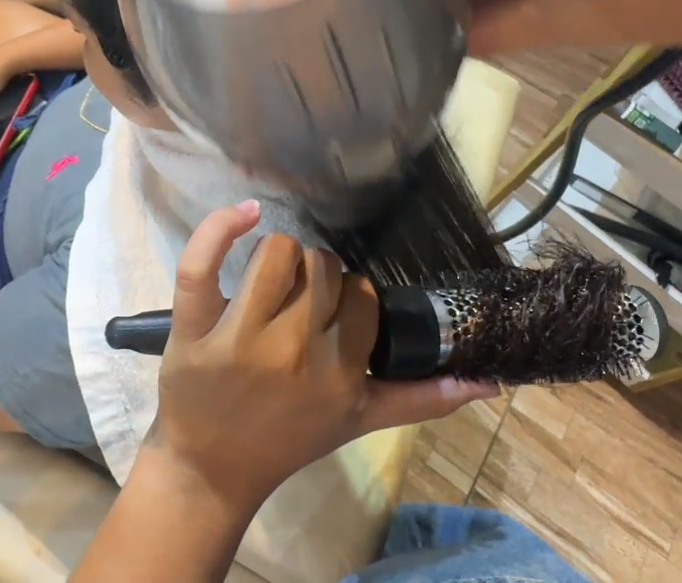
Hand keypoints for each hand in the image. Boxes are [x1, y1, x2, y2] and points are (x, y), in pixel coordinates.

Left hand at [145, 202, 497, 509]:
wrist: (212, 468)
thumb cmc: (287, 438)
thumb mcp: (359, 421)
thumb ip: (422, 398)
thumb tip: (488, 381)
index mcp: (340, 372)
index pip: (363, 296)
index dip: (351, 296)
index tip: (335, 312)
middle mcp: (294, 351)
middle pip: (322, 268)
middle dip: (317, 274)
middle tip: (300, 298)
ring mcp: (238, 337)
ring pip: (276, 253)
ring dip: (279, 256)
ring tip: (271, 279)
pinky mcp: (193, 325)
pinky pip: (202, 263)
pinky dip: (220, 227)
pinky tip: (244, 212)